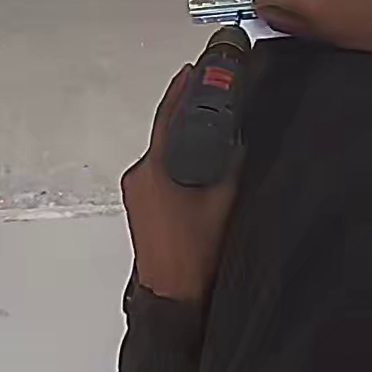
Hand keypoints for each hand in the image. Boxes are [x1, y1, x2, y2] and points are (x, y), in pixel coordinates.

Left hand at [120, 64, 240, 302]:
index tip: (192, 69)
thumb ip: (230, 162)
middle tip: (207, 95)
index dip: (181, 89)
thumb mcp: (225, 199)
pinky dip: (177, 161)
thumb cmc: (198, 254)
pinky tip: (197, 165)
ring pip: (163, 154)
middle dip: (185, 114)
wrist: (176, 302)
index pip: (167, 116)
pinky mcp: (140, 207)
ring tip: (208, 128)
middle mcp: (138, 177)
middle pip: (164, 133)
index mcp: (154, 170)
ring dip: (183, 140)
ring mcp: (136, 194)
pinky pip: (159, 172)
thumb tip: (235, 134)